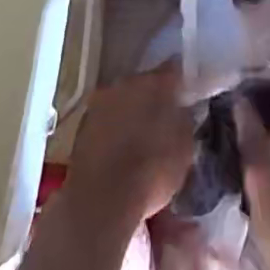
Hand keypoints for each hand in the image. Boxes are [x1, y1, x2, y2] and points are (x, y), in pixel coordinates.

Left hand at [64, 61, 194, 225]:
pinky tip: (120, 148)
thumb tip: (181, 110)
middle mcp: (126, 83)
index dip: (182, 80)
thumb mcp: (184, 149)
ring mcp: (100, 101)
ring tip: (140, 135)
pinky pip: (106, 118)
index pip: (174, 70)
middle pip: (145, 83)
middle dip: (154, 97)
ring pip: (123, 99)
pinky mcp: (82, 124)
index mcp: (155, 83)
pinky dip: (114, 127)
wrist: (101, 200)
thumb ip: (184, 121)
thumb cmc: (152, 172)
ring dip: (131, 110)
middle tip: (163, 117)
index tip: (187, 92)